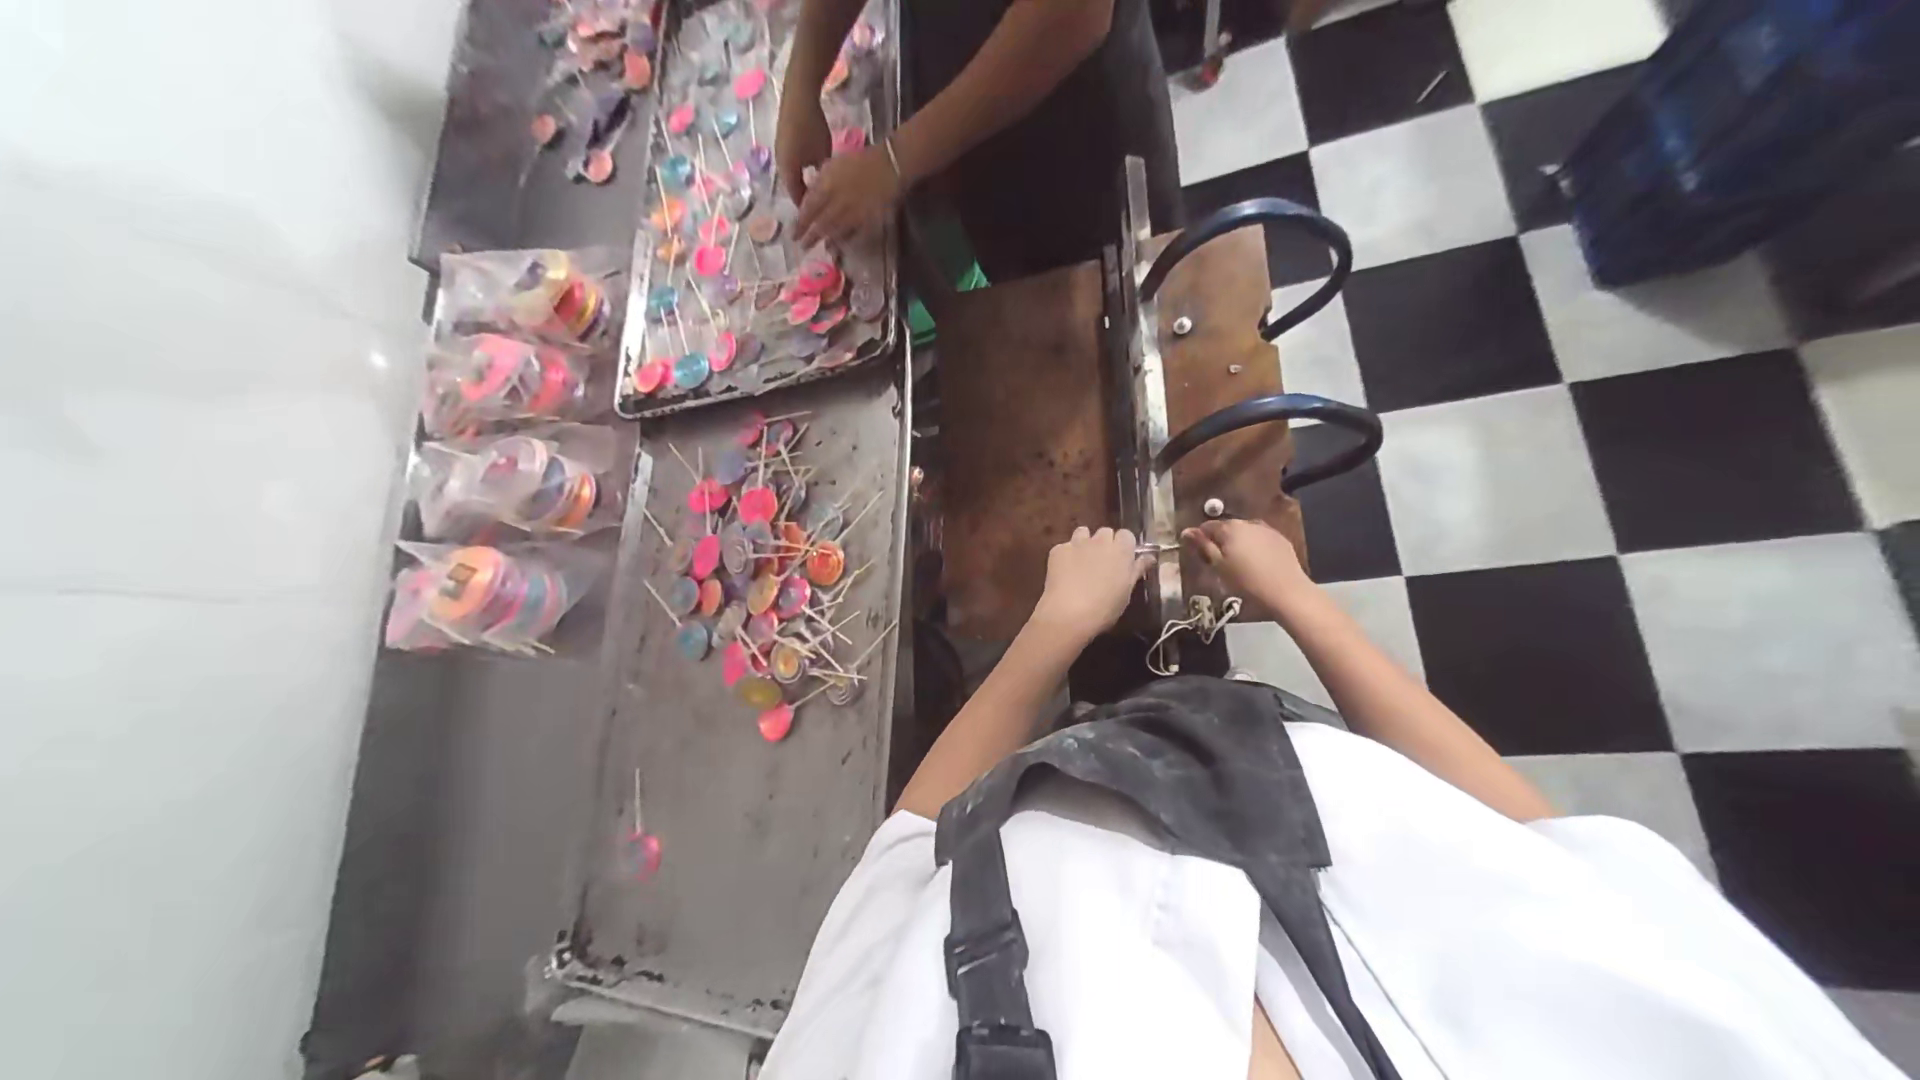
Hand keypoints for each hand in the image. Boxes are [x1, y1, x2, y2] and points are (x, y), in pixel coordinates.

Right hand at [775, 92, 830, 204]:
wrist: (798, 95)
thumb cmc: (812, 127)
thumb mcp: (823, 156)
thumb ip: (822, 176)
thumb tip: (824, 190)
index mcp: (788, 172)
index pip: (798, 200)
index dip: (809, 212)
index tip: (821, 221)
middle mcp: (780, 165)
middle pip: (793, 189)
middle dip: (806, 200)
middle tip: (819, 210)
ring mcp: (779, 152)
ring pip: (792, 177)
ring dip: (803, 185)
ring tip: (816, 193)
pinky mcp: (782, 142)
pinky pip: (791, 165)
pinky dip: (800, 173)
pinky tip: (810, 172)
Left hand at [794, 145, 901, 247]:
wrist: (889, 166)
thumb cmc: (862, 160)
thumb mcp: (835, 164)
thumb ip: (822, 180)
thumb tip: (811, 194)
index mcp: (827, 187)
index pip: (809, 209)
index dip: (800, 223)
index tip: (793, 232)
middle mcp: (837, 204)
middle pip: (820, 224)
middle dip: (810, 237)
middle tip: (802, 247)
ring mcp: (852, 215)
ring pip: (835, 231)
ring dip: (826, 241)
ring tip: (821, 247)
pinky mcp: (867, 221)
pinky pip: (853, 234)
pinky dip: (845, 240)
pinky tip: (841, 244)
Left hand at [1029, 527, 1152, 642]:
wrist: (1069, 613)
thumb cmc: (1105, 608)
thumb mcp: (1127, 592)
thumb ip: (1136, 570)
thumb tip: (1149, 557)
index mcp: (1121, 550)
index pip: (1126, 535)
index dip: (1124, 546)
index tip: (1121, 560)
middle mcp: (1100, 541)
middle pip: (1105, 532)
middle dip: (1105, 543)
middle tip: (1102, 563)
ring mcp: (1077, 543)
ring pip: (1083, 533)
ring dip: (1085, 543)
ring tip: (1082, 562)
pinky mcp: (1057, 550)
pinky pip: (1064, 546)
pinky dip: (1066, 555)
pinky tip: (1064, 571)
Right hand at [1182, 519, 1312, 610]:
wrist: (1286, 591)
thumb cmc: (1245, 580)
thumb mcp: (1218, 566)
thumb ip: (1203, 545)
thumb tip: (1186, 531)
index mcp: (1229, 528)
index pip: (1207, 526)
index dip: (1201, 539)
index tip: (1202, 555)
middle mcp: (1247, 522)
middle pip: (1227, 527)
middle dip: (1221, 540)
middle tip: (1220, 561)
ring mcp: (1266, 529)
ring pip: (1245, 532)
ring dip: (1238, 542)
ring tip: (1239, 562)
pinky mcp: (1280, 539)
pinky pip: (1260, 538)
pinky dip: (1254, 546)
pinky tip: (1257, 562)